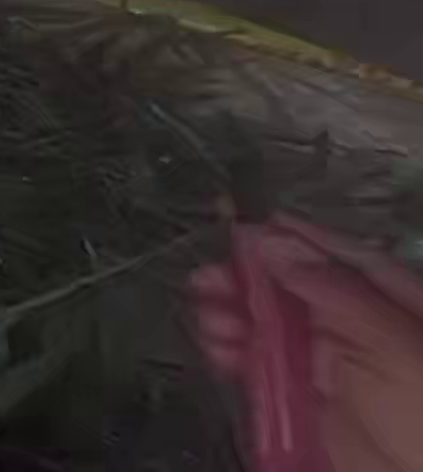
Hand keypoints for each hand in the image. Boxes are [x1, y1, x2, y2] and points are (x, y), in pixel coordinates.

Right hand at [193, 214, 422, 471]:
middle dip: (246, 281)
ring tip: (212, 320)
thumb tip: (272, 240)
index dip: (309, 239)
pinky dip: (228, 347)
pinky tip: (218, 347)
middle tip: (209, 278)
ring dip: (229, 313)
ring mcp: (338, 367)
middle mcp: (373, 338)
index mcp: (408, 320)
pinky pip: (256, 357)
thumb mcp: (396, 352)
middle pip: (298, 290)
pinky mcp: (305, 393)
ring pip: (268, 322)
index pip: (360, 264)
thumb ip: (336, 292)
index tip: (258, 220)